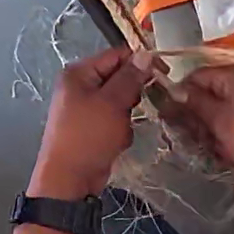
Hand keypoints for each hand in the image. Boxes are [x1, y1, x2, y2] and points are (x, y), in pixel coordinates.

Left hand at [29, 46, 158, 198]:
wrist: (69, 179)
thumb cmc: (88, 136)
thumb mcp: (111, 103)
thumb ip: (130, 78)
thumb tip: (146, 54)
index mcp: (79, 74)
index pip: (116, 56)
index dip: (140, 61)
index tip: (163, 72)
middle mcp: (80, 87)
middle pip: (119, 79)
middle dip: (132, 95)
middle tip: (137, 107)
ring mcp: (86, 109)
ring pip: (120, 102)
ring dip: (127, 116)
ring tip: (121, 130)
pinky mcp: (93, 128)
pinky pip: (115, 121)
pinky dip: (121, 130)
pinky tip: (116, 142)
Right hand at [169, 64, 233, 180]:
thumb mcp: (218, 119)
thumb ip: (194, 103)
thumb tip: (173, 90)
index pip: (196, 77)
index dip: (180, 94)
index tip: (168, 116)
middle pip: (207, 96)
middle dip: (196, 118)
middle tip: (196, 137)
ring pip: (218, 116)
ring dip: (211, 133)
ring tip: (215, 148)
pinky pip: (233, 127)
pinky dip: (226, 140)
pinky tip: (226, 153)